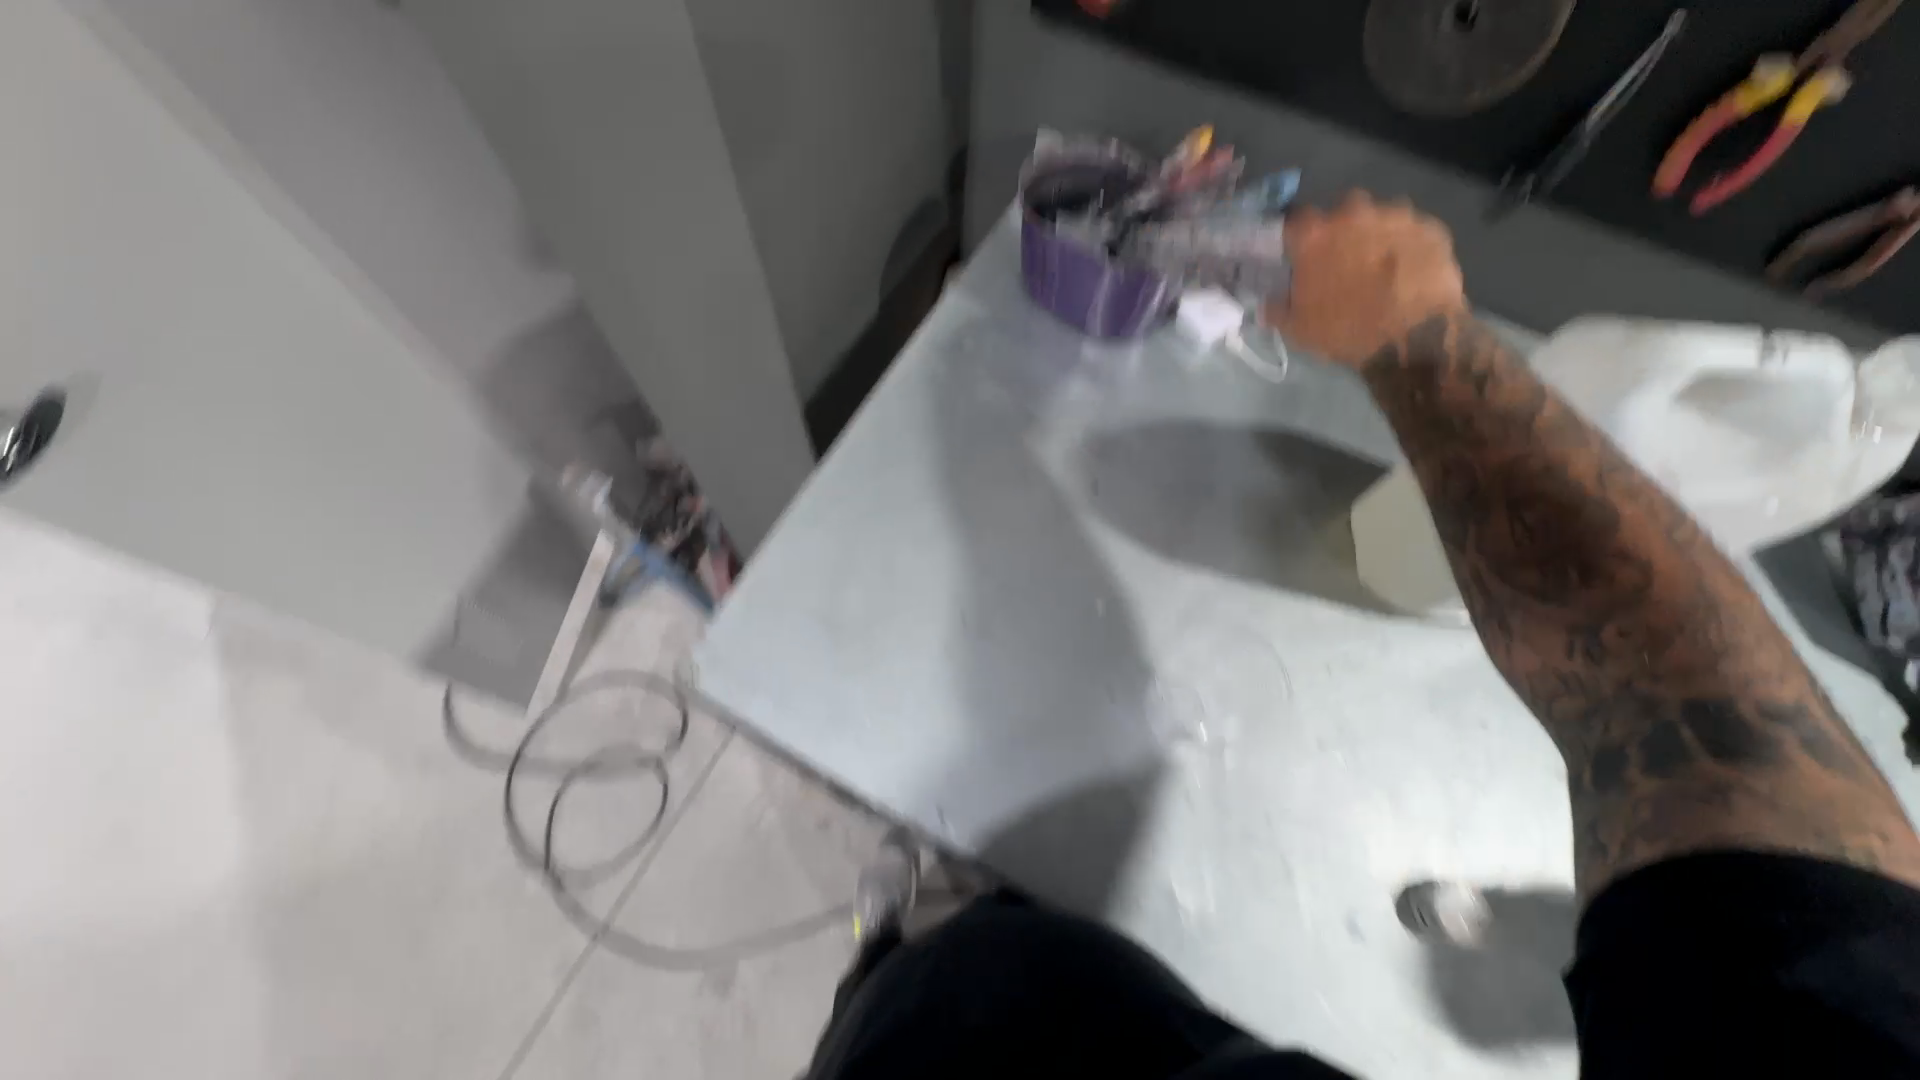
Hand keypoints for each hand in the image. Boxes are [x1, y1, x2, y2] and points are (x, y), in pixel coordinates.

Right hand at [1262, 193, 1467, 368]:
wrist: (1413, 336)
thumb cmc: (1346, 330)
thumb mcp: (1298, 329)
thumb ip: (1278, 309)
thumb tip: (1267, 304)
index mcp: (1314, 236)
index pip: (1295, 221)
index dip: (1298, 238)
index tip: (1300, 254)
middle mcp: (1353, 214)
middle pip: (1342, 210)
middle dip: (1342, 229)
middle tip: (1344, 259)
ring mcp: (1396, 216)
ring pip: (1381, 217)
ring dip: (1377, 234)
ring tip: (1380, 265)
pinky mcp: (1431, 227)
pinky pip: (1413, 230)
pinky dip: (1407, 245)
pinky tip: (1408, 269)